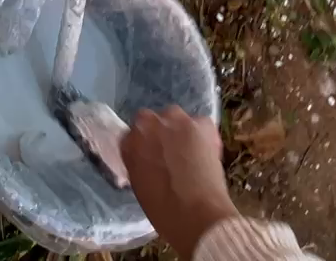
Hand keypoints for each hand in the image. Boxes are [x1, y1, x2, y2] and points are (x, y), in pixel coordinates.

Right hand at [120, 106, 239, 258]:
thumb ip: (138, 163)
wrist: (198, 217)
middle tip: (171, 156)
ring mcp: (174, 119)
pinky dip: (204, 136)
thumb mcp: (139, 185)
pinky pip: (201, 124)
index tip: (153, 159)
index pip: (133, 136)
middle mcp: (147, 123)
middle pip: (151, 121)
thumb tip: (147, 160)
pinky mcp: (200, 124)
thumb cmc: (166, 212)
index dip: (145, 147)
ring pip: (175, 119)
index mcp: (128, 141)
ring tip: (191, 154)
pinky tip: (207, 153)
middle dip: (160, 135)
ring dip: (180, 131)